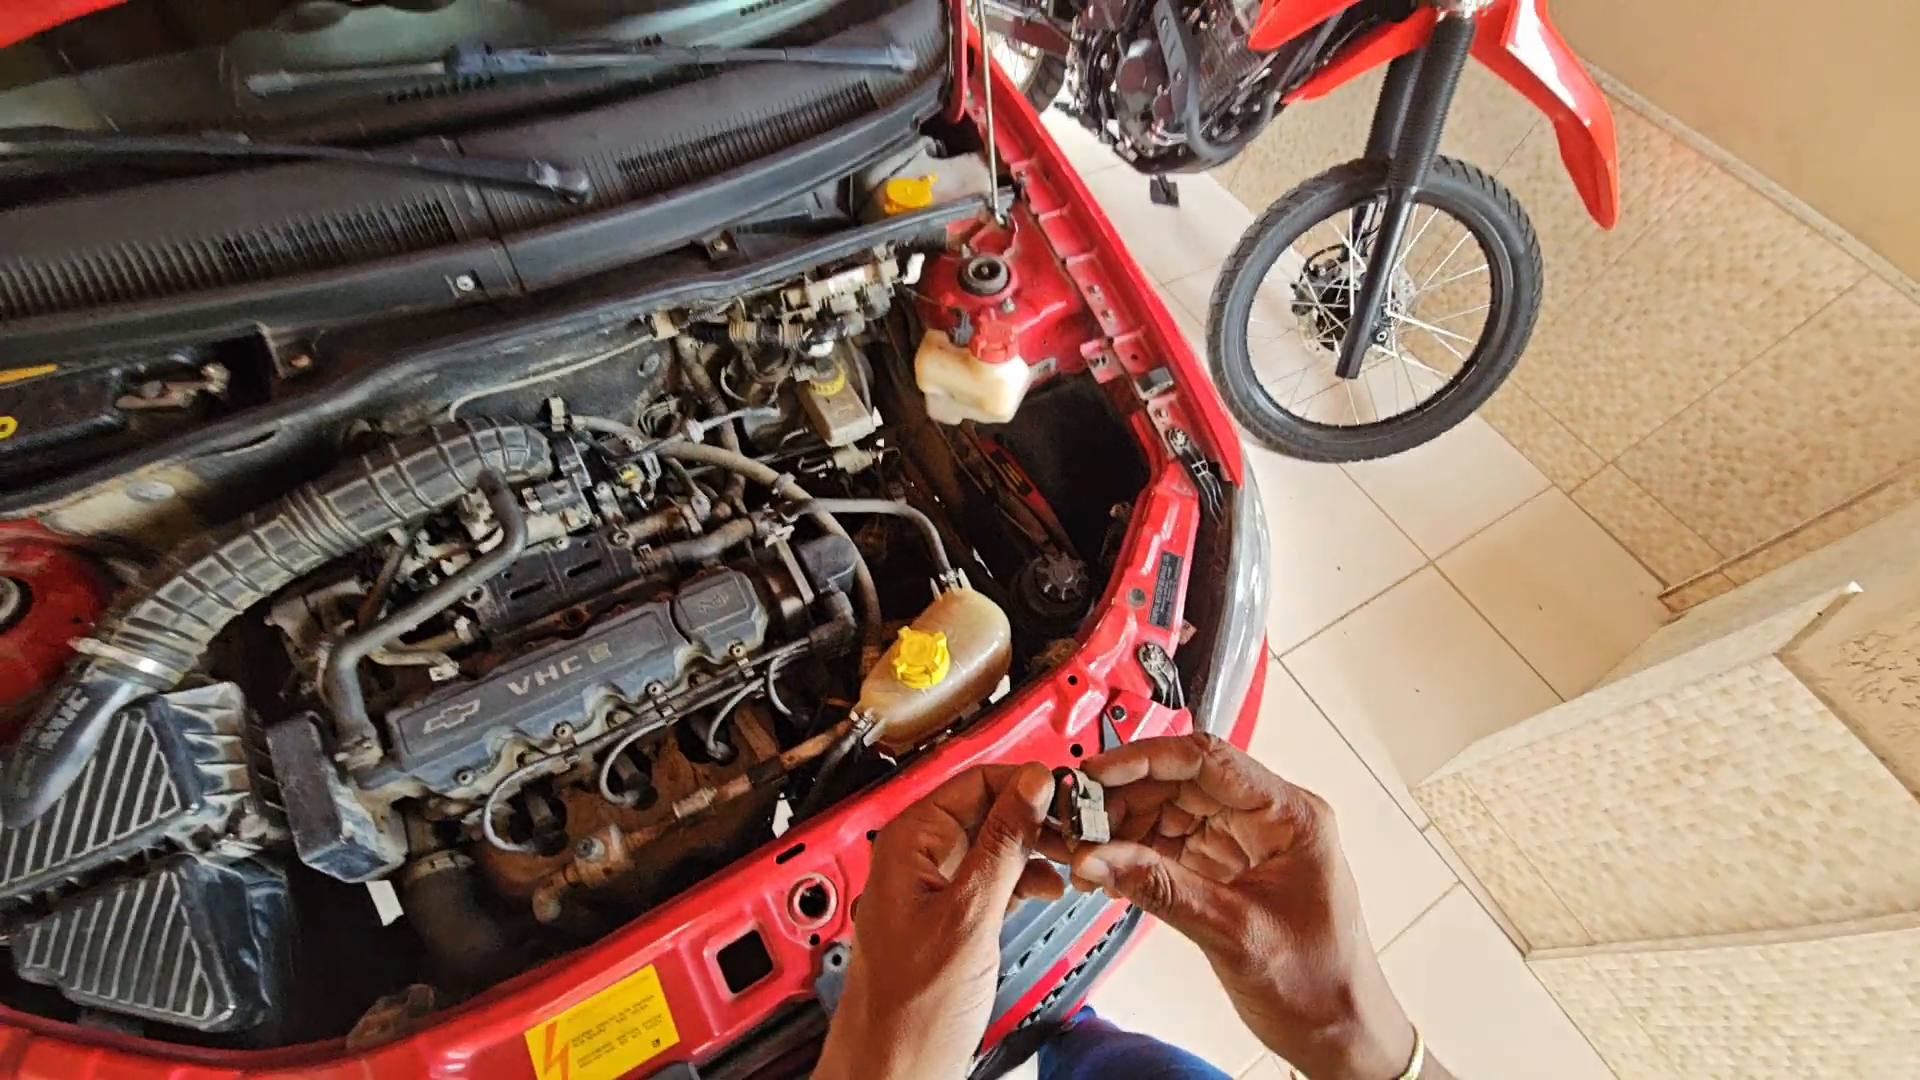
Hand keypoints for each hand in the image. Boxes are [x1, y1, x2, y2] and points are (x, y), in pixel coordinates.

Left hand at [815, 763, 1061, 1079]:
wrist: (892, 1078)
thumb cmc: (910, 1012)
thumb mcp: (970, 914)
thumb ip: (1003, 843)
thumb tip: (1032, 785)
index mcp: (911, 840)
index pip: (974, 780)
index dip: (1022, 782)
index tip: (1064, 791)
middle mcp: (918, 854)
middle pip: (985, 809)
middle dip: (1031, 817)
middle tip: (1075, 828)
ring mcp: (934, 884)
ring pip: (992, 842)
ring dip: (1031, 848)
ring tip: (1068, 858)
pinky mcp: (949, 913)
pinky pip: (990, 876)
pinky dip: (1021, 878)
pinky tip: (1045, 887)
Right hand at [1058, 734, 1426, 1079]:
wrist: (1343, 1040)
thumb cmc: (1322, 988)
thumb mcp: (1236, 934)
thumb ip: (1161, 889)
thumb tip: (1097, 859)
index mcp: (1288, 815)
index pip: (1208, 759)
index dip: (1147, 758)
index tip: (1100, 770)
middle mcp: (1263, 816)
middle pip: (1180, 779)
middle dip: (1125, 793)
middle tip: (1080, 812)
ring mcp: (1240, 838)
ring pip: (1166, 805)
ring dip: (1123, 821)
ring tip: (1086, 841)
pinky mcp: (1220, 862)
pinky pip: (1166, 838)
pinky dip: (1133, 848)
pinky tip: (1107, 861)